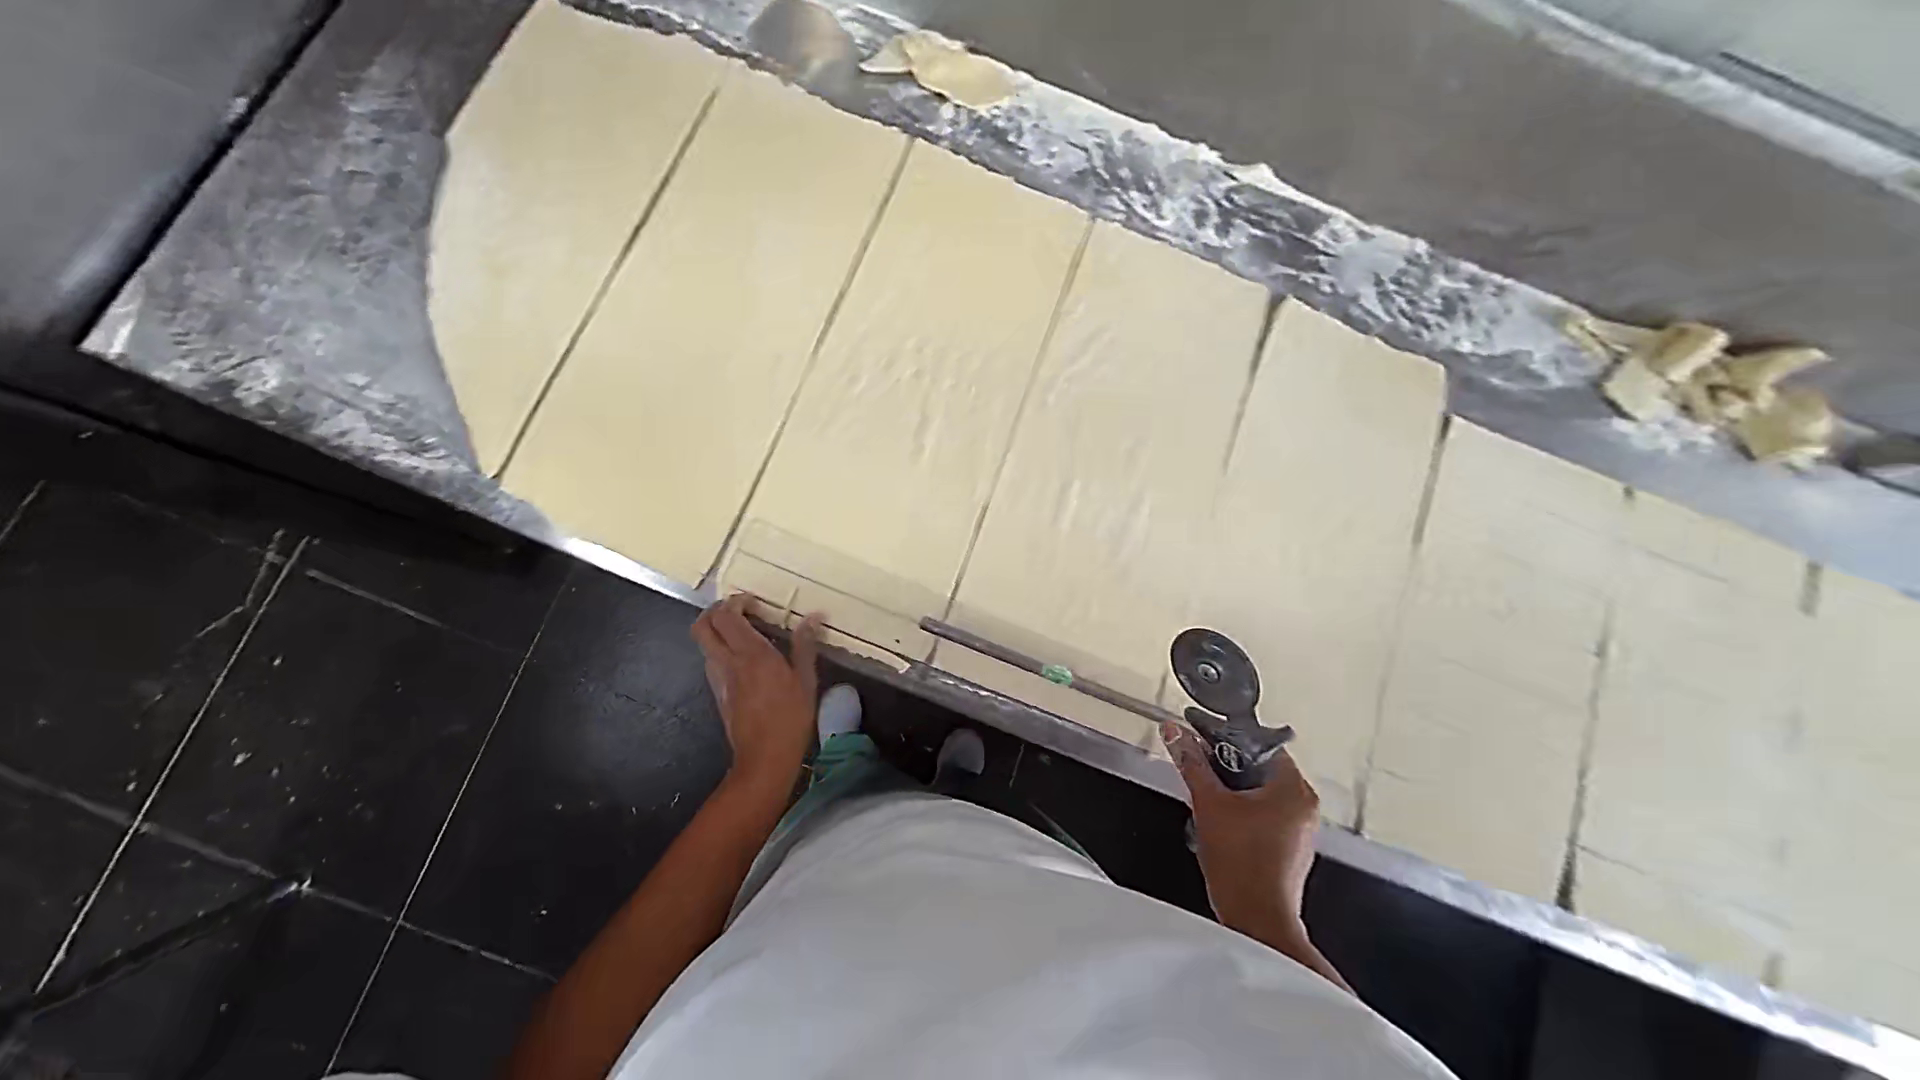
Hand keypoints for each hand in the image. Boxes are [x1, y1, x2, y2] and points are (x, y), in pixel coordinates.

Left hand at [691, 594, 820, 788]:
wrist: (764, 758)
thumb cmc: (791, 718)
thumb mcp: (806, 680)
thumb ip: (805, 645)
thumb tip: (813, 617)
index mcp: (751, 654)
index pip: (726, 616)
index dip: (735, 602)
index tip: (755, 603)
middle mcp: (727, 662)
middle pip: (702, 626)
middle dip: (715, 611)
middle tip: (738, 611)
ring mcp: (718, 679)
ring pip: (704, 644)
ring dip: (717, 631)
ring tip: (743, 633)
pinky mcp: (718, 694)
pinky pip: (712, 662)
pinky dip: (721, 650)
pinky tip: (744, 660)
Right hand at [1161, 721, 1320, 945]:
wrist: (1256, 919)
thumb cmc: (1242, 866)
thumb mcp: (1208, 802)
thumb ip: (1191, 762)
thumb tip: (1177, 733)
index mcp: (1293, 789)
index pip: (1260, 743)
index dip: (1227, 735)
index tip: (1202, 731)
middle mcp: (1303, 806)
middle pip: (1260, 766)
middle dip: (1226, 762)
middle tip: (1198, 760)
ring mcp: (1298, 828)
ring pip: (1260, 790)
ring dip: (1231, 786)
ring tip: (1205, 789)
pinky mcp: (1288, 845)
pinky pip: (1263, 811)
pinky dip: (1240, 807)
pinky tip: (1218, 816)